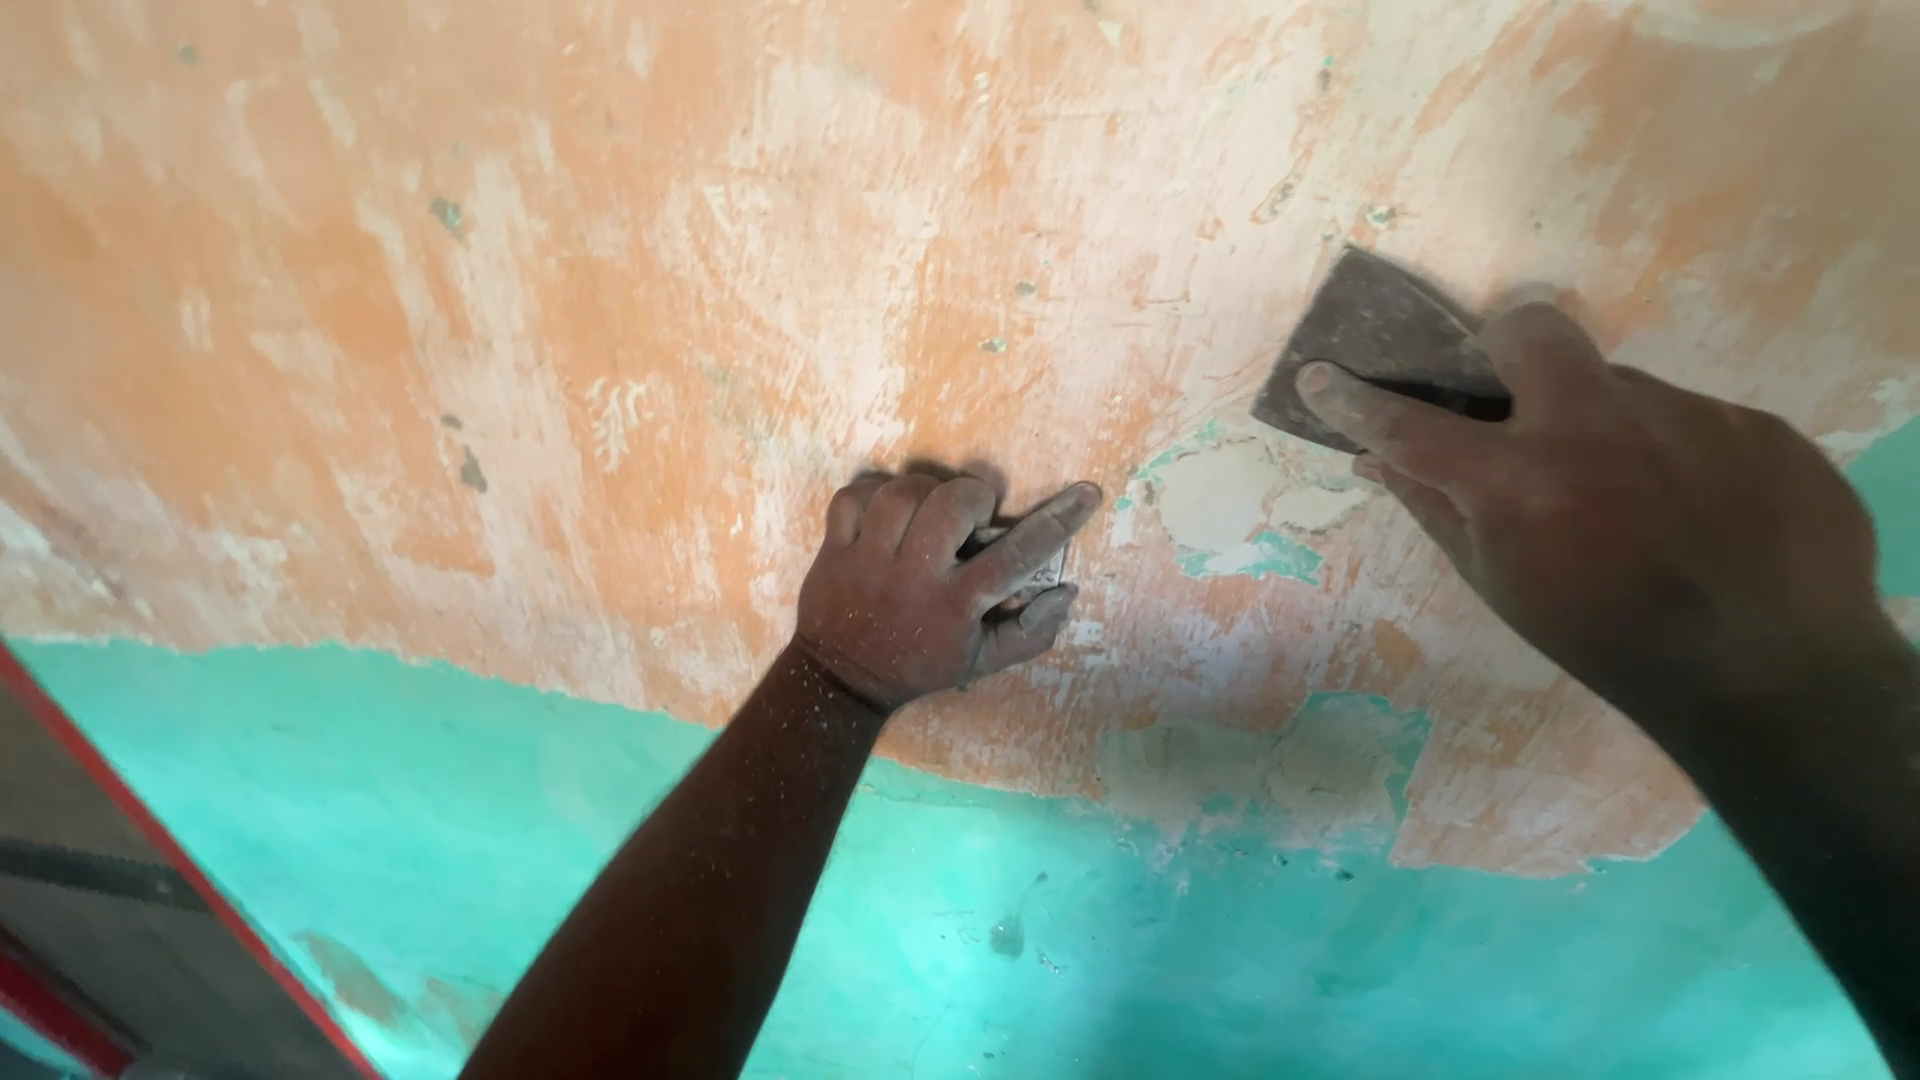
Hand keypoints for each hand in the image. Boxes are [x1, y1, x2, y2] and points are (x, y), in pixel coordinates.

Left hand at [793, 473, 1101, 712]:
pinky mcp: (834, 548)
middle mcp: (913, 577)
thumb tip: (1066, 591)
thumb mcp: (983, 661)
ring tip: (929, 509)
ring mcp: (868, 560)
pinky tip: (886, 510)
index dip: (1058, 520)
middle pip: (950, 506)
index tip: (1087, 493)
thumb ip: (1031, 632)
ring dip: (925, 489)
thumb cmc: (922, 665)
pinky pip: (853, 496)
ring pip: (901, 493)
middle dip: (973, 496)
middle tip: (971, 514)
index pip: (1017, 555)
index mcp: (955, 605)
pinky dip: (873, 492)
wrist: (843, 678)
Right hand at [1296, 302, 1893, 708]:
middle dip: (1503, 346)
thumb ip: (1432, 503)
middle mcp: (1599, 429)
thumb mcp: (1491, 575)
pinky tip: (1678, 501)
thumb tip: (1372, 459)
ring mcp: (1689, 417)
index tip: (1317, 377)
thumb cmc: (1592, 630)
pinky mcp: (1759, 426)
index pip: (1409, 427)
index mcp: (1517, 481)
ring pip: (1614, 384)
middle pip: (1532, 332)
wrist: (1763, 672)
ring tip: (1616, 486)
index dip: (1354, 401)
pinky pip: (1682, 415)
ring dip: (1591, 421)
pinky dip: (1659, 447)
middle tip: (1509, 393)